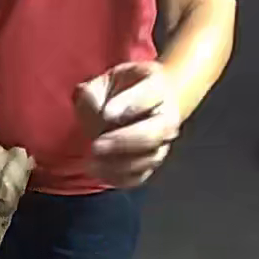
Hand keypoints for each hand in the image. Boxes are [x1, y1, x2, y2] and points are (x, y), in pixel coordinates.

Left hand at [75, 61, 181, 186]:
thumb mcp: (104, 81)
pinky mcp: (152, 165)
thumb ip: (94, 93)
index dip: (129, 105)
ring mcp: (162, 144)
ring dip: (117, 164)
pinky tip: (99, 171)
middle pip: (152, 134)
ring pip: (146, 159)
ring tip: (92, 162)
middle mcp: (167, 117)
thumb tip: (93, 112)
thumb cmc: (121, 90)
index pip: (150, 95)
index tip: (106, 113)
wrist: (145, 105)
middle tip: (96, 145)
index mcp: (158, 86)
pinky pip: (139, 176)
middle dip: (122, 142)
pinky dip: (119, 178)